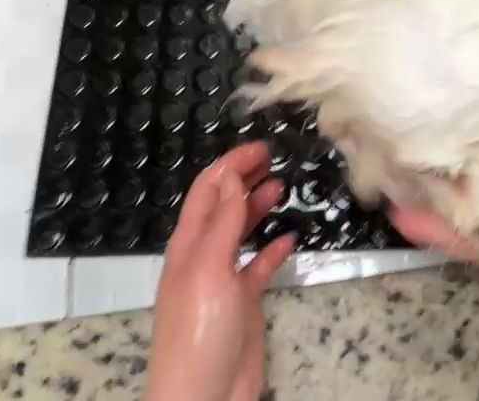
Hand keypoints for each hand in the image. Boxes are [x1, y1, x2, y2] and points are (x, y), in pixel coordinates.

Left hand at [144, 142, 296, 400]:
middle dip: (244, 178)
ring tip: (281, 186)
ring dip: (257, 207)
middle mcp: (204, 255)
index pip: (208, 190)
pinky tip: (289, 238)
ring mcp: (223, 280)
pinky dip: (272, 249)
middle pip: (223, 205)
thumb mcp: (210, 268)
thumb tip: (230, 175)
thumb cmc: (199, 331)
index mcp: (189, 244)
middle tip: (273, 159)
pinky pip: (258, 267)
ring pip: (240, 232)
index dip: (231, 165)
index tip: (261, 147)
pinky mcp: (242, 303)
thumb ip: (222, 221)